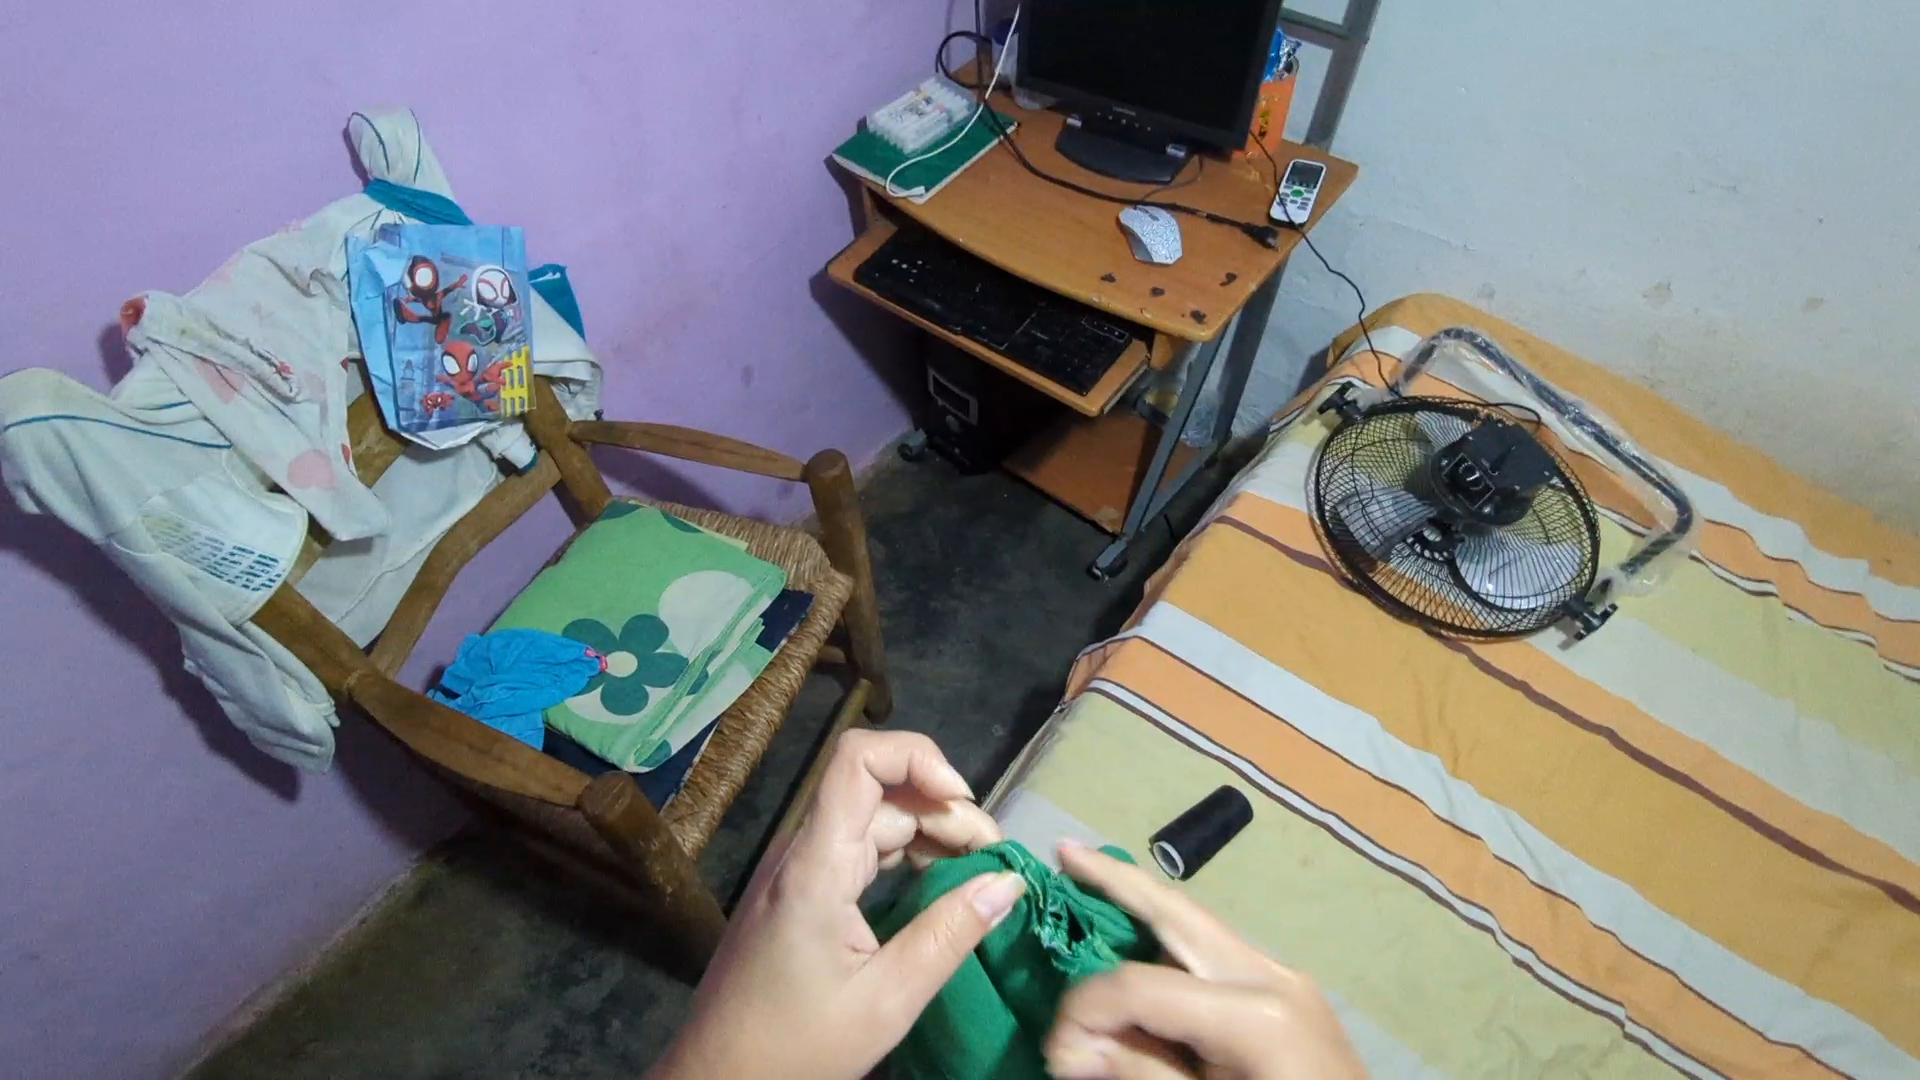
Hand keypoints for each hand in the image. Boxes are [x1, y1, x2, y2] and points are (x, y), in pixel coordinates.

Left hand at [649, 729, 1022, 1079]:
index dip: (916, 757)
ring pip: (879, 815)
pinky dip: (911, 852)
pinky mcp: (809, 883)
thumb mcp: (885, 1001)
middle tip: (994, 858)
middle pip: (883, 789)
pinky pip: (867, 845)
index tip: (963, 800)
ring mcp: (807, 862)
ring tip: (979, 869)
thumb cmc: (795, 1047)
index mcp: (817, 861)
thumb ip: (950, 935)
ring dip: (934, 831)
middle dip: (946, 809)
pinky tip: (942, 880)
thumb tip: (1009, 883)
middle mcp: (809, 846)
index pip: (858, 759)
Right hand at [1045, 841, 1365, 1079]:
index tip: (1055, 1050)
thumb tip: (1070, 1046)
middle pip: (1176, 911)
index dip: (1086, 1009)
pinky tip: (1140, 930)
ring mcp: (1285, 980)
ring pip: (1196, 923)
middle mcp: (1271, 976)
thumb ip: (1141, 1071)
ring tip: (1091, 874)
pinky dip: (1170, 939)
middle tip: (1065, 850)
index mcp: (1256, 1015)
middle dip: (1116, 879)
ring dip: (1141, 902)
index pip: (1141, 986)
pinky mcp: (1288, 994)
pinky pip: (1214, 954)